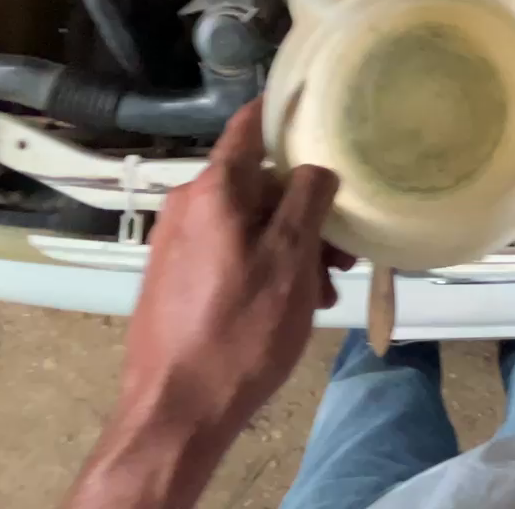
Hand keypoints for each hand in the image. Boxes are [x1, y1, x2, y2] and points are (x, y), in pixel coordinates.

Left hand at [116, 100, 352, 440]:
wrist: (173, 415)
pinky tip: (293, 299)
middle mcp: (189, 205)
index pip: (249, 126)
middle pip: (260, 183)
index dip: (281, 107)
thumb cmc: (240, 329)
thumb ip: (308, 198)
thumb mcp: (291, 258)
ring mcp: (177, 242)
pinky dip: (265, 261)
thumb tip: (316, 166)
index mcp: (214, 190)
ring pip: (250, 220)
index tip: (315, 98)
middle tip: (341, 246)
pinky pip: (231, 248)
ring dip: (291, 242)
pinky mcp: (175, 275)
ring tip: (323, 286)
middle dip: (306, 207)